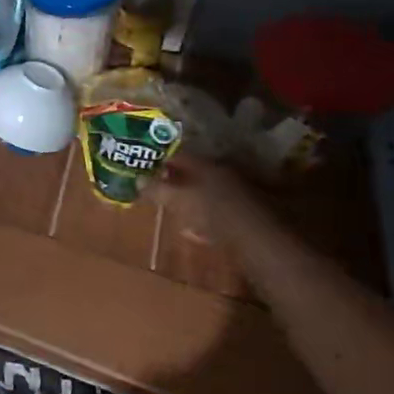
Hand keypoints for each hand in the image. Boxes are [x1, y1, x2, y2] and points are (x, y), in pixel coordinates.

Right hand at [159, 152, 276, 245]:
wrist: (256, 238)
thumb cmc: (213, 212)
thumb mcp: (179, 200)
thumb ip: (158, 190)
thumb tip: (137, 180)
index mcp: (207, 164)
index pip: (181, 155)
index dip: (163, 160)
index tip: (148, 167)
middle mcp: (223, 173)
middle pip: (195, 173)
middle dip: (178, 180)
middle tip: (159, 190)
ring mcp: (236, 194)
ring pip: (207, 193)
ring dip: (192, 200)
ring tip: (175, 211)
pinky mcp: (243, 216)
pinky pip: (217, 213)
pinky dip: (205, 219)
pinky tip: (197, 232)